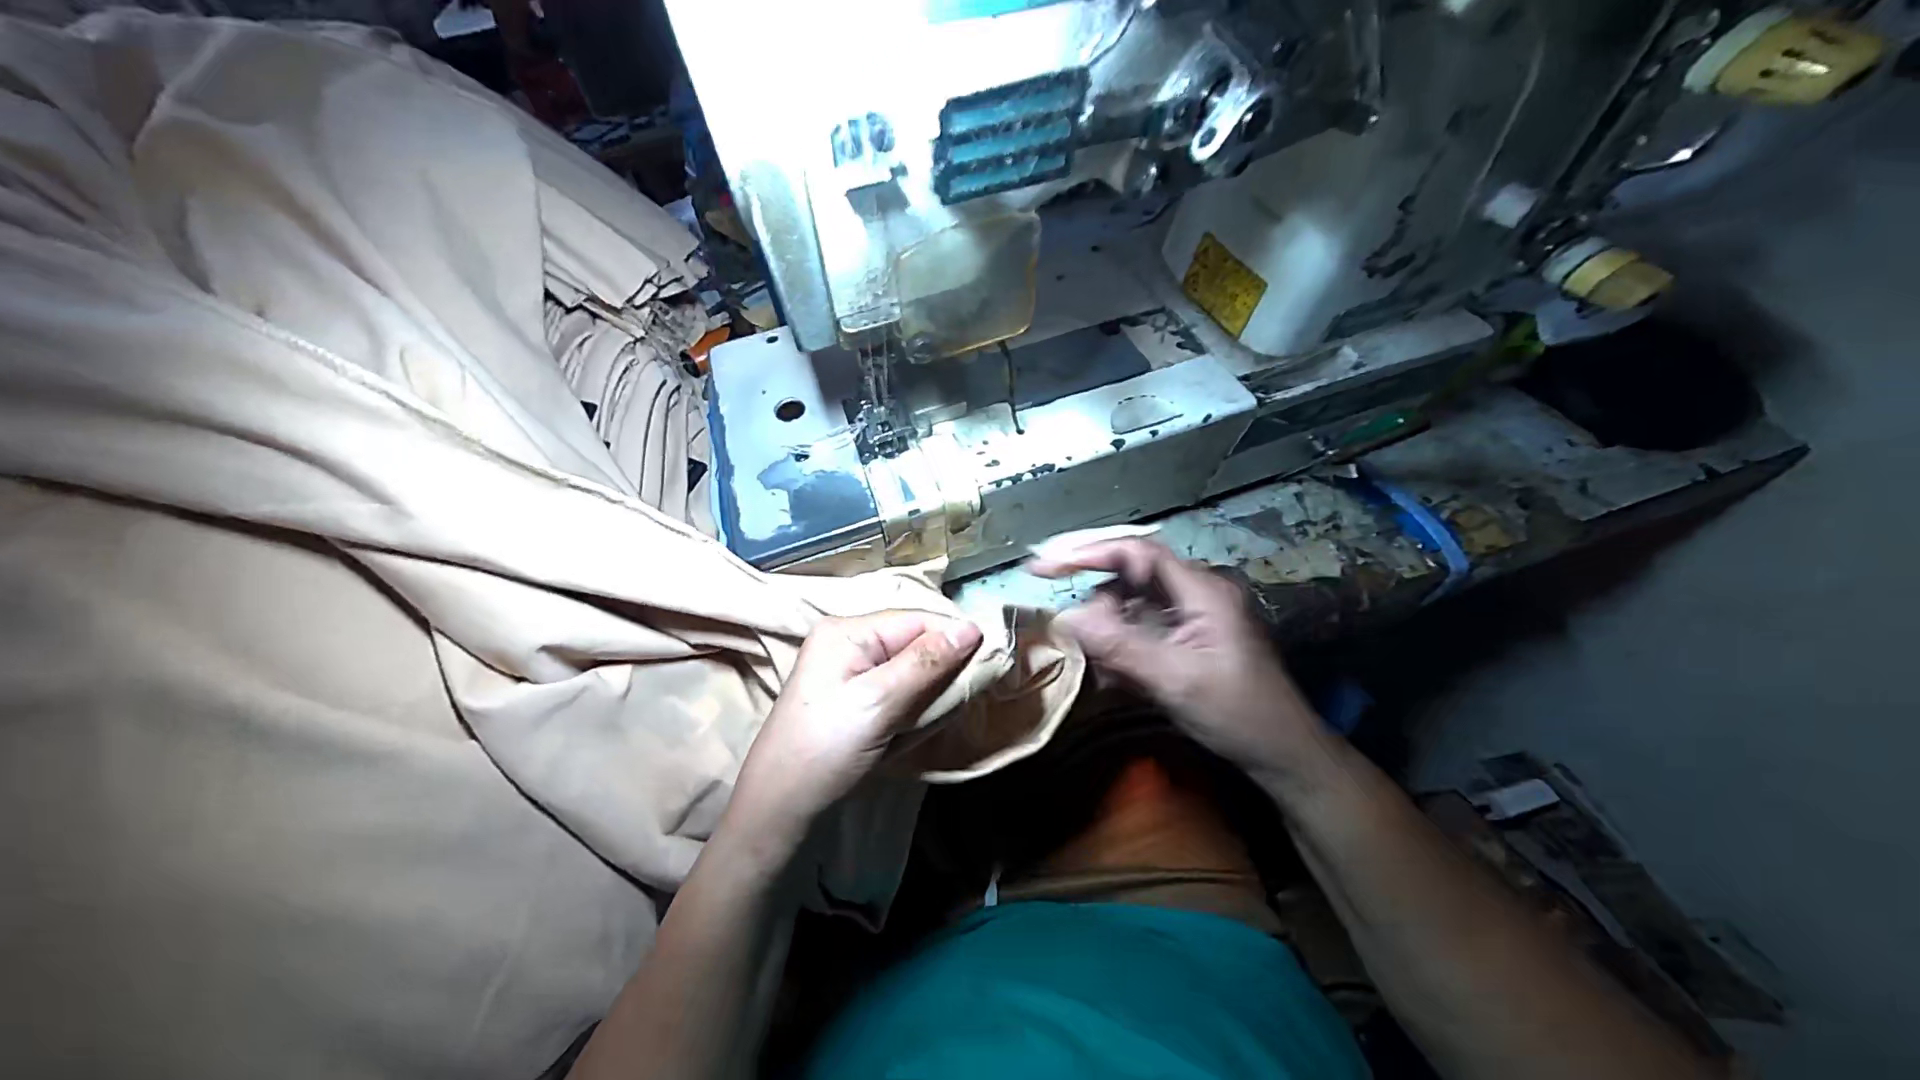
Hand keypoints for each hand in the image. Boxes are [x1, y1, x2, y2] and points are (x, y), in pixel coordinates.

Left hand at [727, 611, 982, 848]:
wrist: (780, 810)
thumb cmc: (826, 751)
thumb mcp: (879, 703)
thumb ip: (926, 662)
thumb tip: (972, 627)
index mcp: (848, 630)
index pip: (918, 620)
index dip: (953, 641)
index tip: (981, 673)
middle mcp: (848, 642)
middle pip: (916, 643)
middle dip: (938, 674)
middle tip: (946, 708)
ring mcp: (849, 671)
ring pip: (912, 671)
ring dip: (926, 698)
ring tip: (919, 727)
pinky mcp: (853, 700)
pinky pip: (898, 692)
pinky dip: (911, 711)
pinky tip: (905, 735)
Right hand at [1029, 538, 1324, 780]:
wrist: (1282, 755)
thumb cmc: (1238, 713)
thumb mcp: (1175, 679)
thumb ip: (1119, 645)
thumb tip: (1065, 617)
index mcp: (1201, 590)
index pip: (1136, 553)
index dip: (1087, 553)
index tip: (1043, 567)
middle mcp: (1195, 594)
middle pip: (1129, 580)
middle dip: (1097, 608)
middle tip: (1077, 640)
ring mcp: (1191, 618)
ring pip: (1130, 608)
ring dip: (1107, 635)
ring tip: (1100, 670)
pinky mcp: (1186, 641)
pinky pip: (1141, 631)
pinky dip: (1121, 650)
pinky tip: (1113, 679)